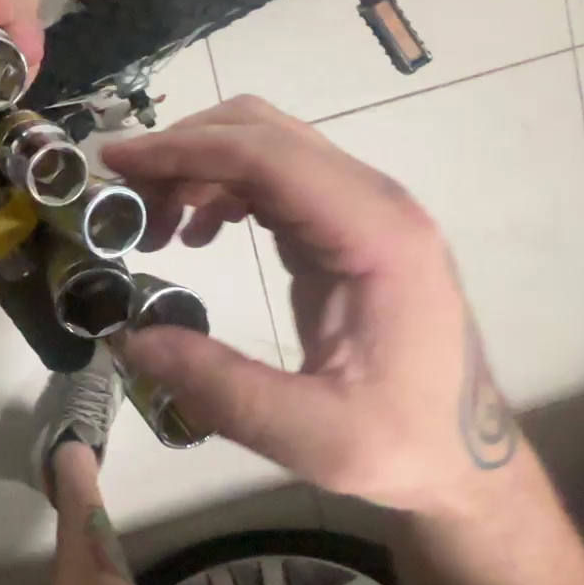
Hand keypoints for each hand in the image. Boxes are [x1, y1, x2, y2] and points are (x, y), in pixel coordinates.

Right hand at [102, 96, 519, 514]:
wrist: (467, 452)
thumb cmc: (403, 443)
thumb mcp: (311, 436)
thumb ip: (219, 388)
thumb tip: (128, 338)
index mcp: (375, 235)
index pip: (268, 156)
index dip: (185, 149)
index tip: (116, 162)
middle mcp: (374, 202)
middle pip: (264, 132)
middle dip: (183, 150)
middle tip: (121, 197)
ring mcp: (364, 209)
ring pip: (266, 146)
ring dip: (198, 167)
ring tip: (150, 224)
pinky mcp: (348, 225)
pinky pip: (275, 179)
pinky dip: (222, 188)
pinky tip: (196, 233)